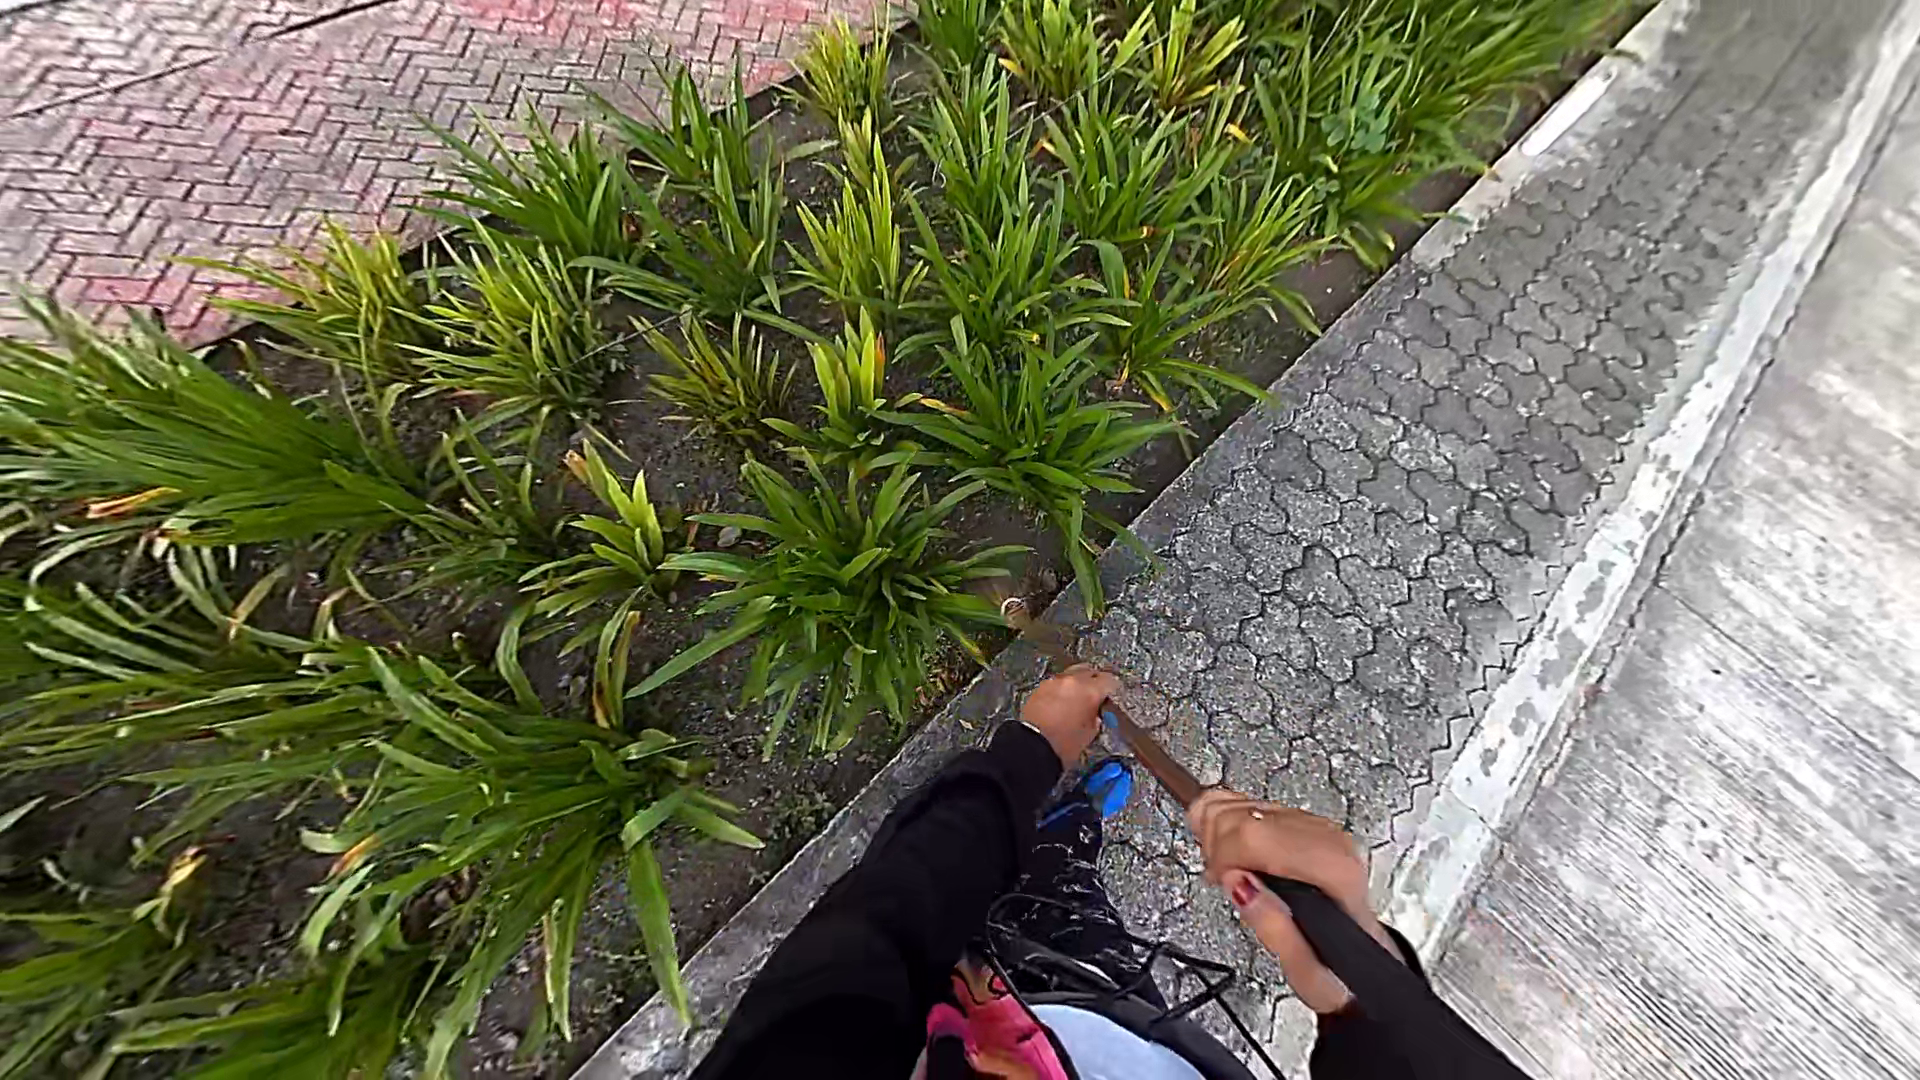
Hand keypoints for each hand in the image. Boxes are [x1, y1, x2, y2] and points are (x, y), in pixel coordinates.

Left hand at [1018, 665, 1119, 767]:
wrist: (1033, 747)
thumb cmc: (1062, 744)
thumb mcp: (1090, 733)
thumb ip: (1096, 716)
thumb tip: (1095, 713)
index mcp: (1089, 691)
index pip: (1109, 680)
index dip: (1113, 687)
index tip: (1113, 692)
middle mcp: (1071, 681)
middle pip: (1089, 671)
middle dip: (1094, 680)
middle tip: (1097, 693)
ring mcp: (1054, 682)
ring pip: (1071, 675)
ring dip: (1077, 684)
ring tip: (1078, 699)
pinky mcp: (1040, 687)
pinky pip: (1056, 683)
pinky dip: (1062, 689)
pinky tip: (1062, 702)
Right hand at [1187, 789, 1400, 1012]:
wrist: (1362, 963)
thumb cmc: (1339, 971)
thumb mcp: (1309, 974)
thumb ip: (1274, 930)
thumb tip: (1238, 883)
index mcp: (1332, 868)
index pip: (1252, 834)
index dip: (1222, 857)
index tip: (1220, 883)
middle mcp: (1323, 836)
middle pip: (1238, 814)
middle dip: (1215, 847)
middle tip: (1221, 880)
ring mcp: (1306, 821)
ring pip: (1231, 802)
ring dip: (1213, 835)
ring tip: (1226, 869)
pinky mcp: (1290, 816)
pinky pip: (1235, 799)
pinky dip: (1218, 822)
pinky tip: (1227, 850)